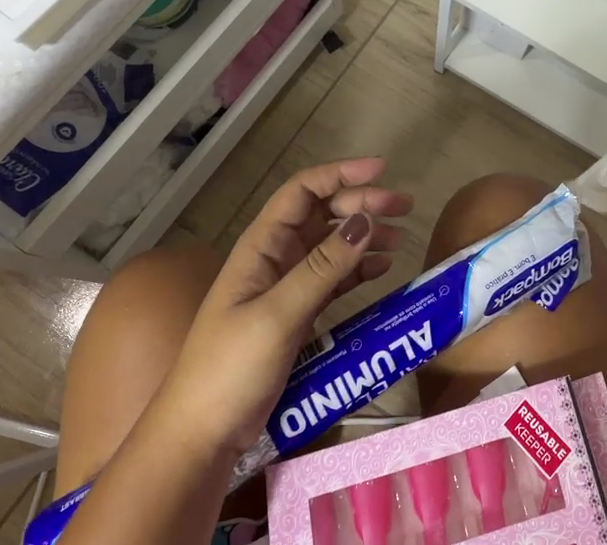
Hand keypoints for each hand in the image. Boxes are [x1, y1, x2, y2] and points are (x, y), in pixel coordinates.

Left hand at [165, 157, 412, 453]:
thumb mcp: (279, 315)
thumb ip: (323, 268)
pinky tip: (382, 270)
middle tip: (405, 209)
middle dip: (362, 203)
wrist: (201, 435)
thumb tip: (366, 221)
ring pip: (331, 246)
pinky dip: (359, 270)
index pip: (303, 191)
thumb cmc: (230, 368)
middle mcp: (274, 259)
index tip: (384, 170)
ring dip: (365, 235)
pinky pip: (333, 280)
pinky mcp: (296, 317)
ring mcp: (285, 288)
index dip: (341, 174)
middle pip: (322, 214)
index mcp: (261, 247)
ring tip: (401, 239)